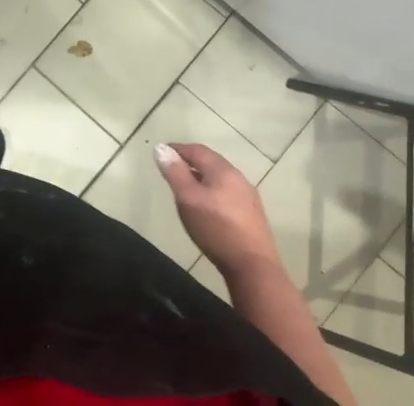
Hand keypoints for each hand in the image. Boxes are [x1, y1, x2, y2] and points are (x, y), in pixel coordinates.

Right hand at [155, 143, 283, 280]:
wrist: (253, 266)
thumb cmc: (216, 228)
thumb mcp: (188, 198)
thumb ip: (174, 172)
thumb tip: (161, 148)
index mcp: (223, 171)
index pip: (197, 150)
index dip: (177, 149)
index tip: (161, 153)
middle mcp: (239, 178)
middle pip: (211, 162)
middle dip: (190, 161)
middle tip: (171, 169)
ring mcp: (248, 197)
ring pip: (220, 178)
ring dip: (201, 176)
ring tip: (185, 187)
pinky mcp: (252, 214)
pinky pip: (227, 192)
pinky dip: (212, 190)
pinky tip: (206, 205)